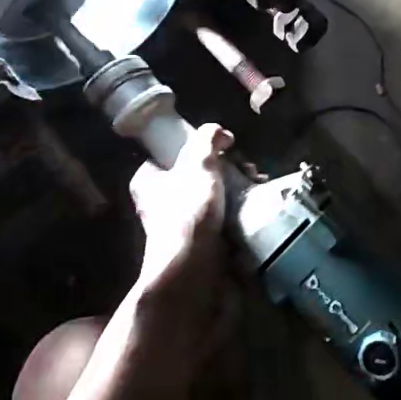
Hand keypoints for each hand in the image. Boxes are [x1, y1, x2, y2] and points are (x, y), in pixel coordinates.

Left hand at [128, 123, 233, 294]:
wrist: (191, 267)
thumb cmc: (189, 211)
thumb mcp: (200, 164)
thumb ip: (208, 140)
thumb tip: (219, 132)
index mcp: (146, 181)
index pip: (168, 155)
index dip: (195, 149)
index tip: (222, 150)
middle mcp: (156, 202)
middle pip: (193, 174)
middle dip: (223, 169)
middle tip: (245, 168)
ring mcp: (174, 224)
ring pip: (207, 196)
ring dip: (232, 189)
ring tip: (254, 186)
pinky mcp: (193, 242)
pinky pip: (215, 217)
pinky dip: (233, 211)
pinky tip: (250, 207)